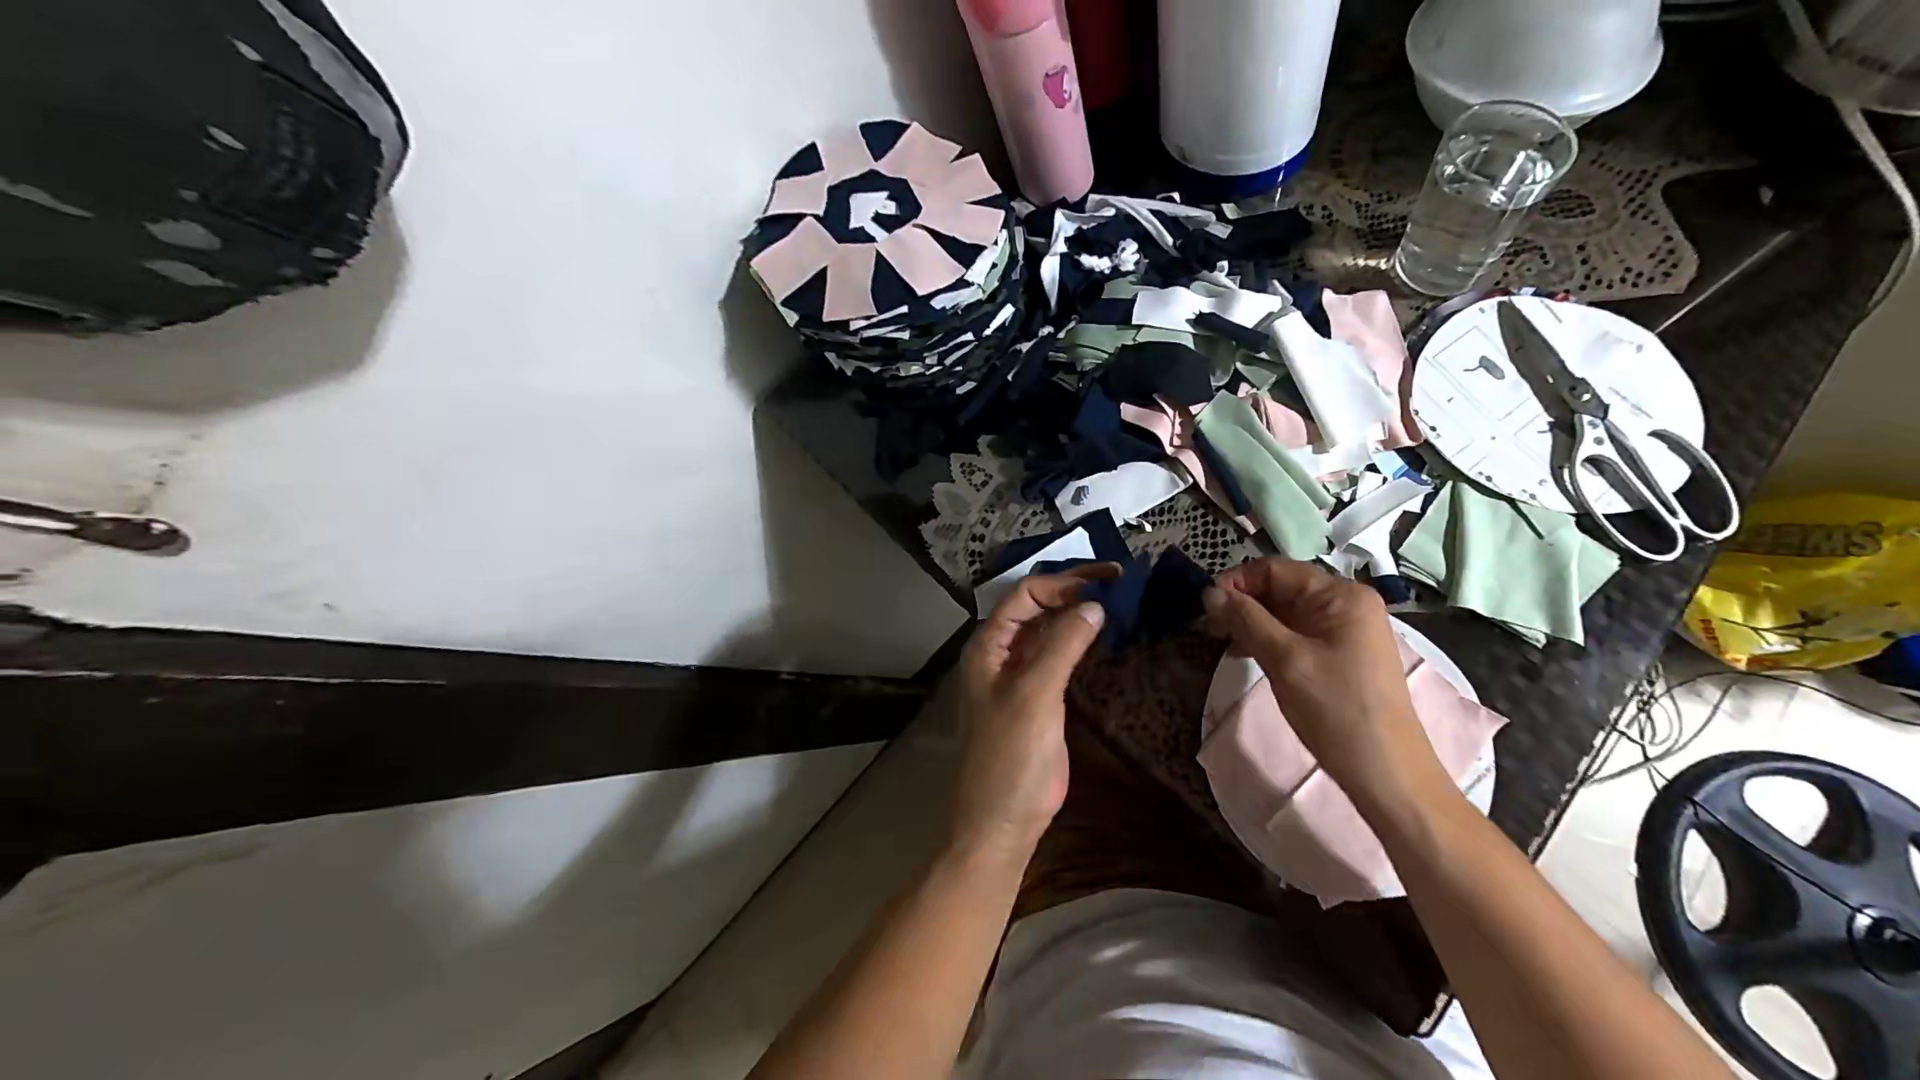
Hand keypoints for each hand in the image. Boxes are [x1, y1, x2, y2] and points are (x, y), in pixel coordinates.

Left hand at [949, 564, 1115, 859]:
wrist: (1002, 822)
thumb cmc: (1011, 757)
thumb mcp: (1035, 695)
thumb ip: (1062, 645)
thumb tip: (1094, 605)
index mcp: (987, 647)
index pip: (1024, 595)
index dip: (1063, 583)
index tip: (1107, 580)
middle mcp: (999, 654)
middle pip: (1036, 608)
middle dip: (1073, 591)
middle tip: (1119, 582)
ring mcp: (1017, 677)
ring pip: (1047, 631)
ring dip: (1078, 613)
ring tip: (1118, 601)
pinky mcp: (1037, 698)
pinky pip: (1056, 657)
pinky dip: (1078, 641)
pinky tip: (1103, 637)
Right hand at [1203, 558, 1445, 812]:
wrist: (1387, 772)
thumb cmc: (1336, 710)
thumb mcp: (1284, 660)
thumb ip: (1245, 620)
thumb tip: (1209, 593)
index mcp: (1341, 596)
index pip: (1276, 569)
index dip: (1237, 582)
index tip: (1205, 607)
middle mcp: (1347, 604)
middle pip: (1282, 588)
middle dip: (1243, 603)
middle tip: (1210, 628)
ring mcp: (1347, 630)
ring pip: (1286, 612)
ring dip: (1252, 622)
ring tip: (1225, 643)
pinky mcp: (1342, 654)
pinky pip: (1297, 633)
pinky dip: (1269, 638)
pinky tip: (1248, 655)